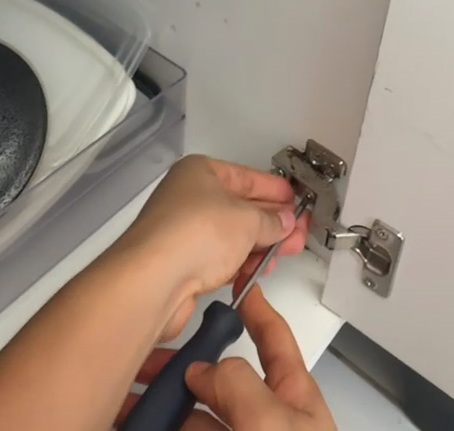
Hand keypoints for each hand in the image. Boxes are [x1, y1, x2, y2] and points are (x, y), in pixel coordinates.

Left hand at [109, 156, 308, 339]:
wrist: (153, 280)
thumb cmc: (200, 233)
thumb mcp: (247, 220)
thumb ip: (272, 221)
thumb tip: (286, 222)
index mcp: (200, 172)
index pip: (246, 176)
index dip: (274, 189)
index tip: (297, 201)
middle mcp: (189, 196)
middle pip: (240, 206)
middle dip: (272, 221)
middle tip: (300, 233)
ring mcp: (184, 231)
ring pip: (231, 235)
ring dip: (260, 244)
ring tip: (286, 254)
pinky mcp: (181, 263)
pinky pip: (220, 258)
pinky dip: (241, 262)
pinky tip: (260, 270)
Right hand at [123, 288, 336, 429]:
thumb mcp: (276, 429)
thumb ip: (242, 388)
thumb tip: (206, 366)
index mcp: (294, 405)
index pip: (276, 345)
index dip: (259, 313)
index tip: (239, 287)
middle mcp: (263, 427)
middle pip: (223, 382)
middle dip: (186, 364)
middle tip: (151, 354)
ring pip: (195, 420)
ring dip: (162, 403)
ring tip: (127, 396)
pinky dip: (156, 429)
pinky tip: (133, 423)